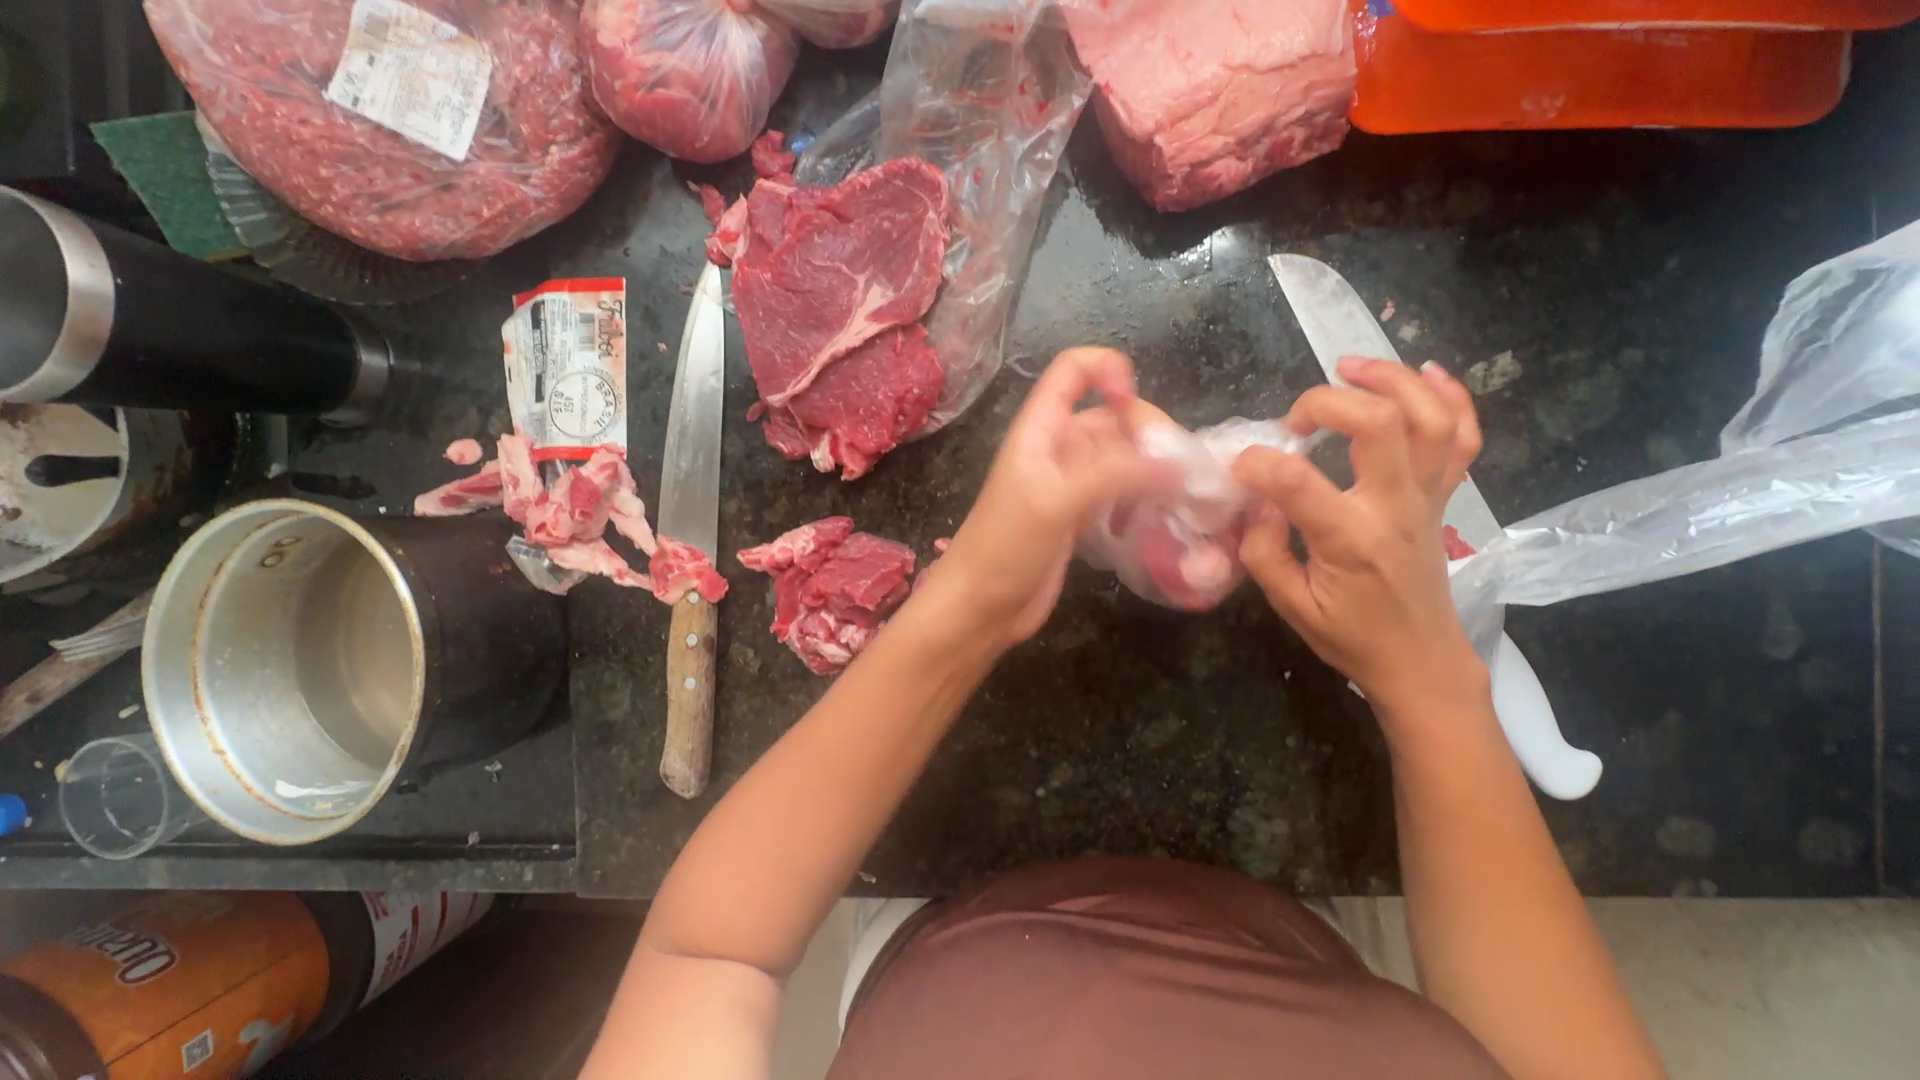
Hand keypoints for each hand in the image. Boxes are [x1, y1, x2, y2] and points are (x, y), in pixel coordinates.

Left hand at [928, 347, 1172, 646]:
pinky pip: (1120, 493)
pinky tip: (1169, 513)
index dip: (1108, 369)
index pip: (1074, 370)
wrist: (979, 608)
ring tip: (1189, 492)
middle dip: (1148, 431)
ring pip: (1122, 458)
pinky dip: (1144, 497)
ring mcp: (1070, 485)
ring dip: (1153, 468)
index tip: (1136, 402)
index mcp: (1040, 428)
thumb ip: (1113, 474)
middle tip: (1184, 468)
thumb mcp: (1056, 502)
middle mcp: (1058, 449)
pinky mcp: (1080, 519)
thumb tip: (1176, 464)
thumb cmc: (1005, 547)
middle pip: (1111, 416)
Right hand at [1234, 357, 1489, 736]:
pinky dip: (1451, 397)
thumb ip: (1263, 552)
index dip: (1257, 462)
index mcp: (1350, 540)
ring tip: (1350, 368)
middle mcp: (1396, 508)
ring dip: (1392, 380)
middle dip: (1329, 401)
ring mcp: (1427, 498)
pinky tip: (1423, 374)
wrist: (1420, 659)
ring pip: (1430, 418)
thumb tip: (1257, 503)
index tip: (1240, 467)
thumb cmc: (1351, 637)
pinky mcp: (1443, 496)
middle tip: (1298, 418)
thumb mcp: (1290, 606)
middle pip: (1380, 424)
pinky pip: (1463, 438)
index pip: (1297, 480)